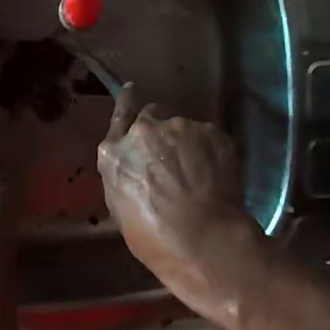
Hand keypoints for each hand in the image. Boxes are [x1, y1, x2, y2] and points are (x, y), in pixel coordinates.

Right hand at [97, 87, 262, 315]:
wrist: (204, 239)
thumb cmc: (155, 238)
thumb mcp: (121, 209)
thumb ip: (125, 176)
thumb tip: (136, 168)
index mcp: (114, 153)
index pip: (119, 115)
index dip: (127, 102)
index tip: (132, 89)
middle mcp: (144, 131)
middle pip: (152, 115)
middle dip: (159, 129)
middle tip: (171, 154)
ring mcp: (181, 128)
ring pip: (184, 128)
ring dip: (187, 144)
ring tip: (198, 175)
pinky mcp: (213, 133)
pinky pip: (209, 138)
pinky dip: (211, 152)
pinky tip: (215, 176)